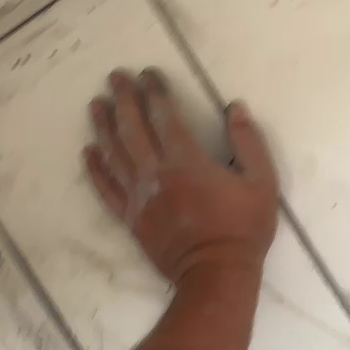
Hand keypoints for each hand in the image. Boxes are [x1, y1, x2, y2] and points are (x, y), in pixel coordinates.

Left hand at [83, 68, 279, 286]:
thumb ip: (248, 142)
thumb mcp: (262, 182)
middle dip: (123, 99)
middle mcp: (156, 173)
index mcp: (187, 161)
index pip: (165, 117)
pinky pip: (106, 189)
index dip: (155, 92)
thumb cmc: (244, 228)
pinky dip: (95, 169)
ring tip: (95, 104)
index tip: (148, 74)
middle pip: (133, 129)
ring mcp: (139, 197)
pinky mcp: (130, 218)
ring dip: (103, 126)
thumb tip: (234, 108)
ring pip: (114, 154)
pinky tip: (88, 152)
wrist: (216, 274)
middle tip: (115, 77)